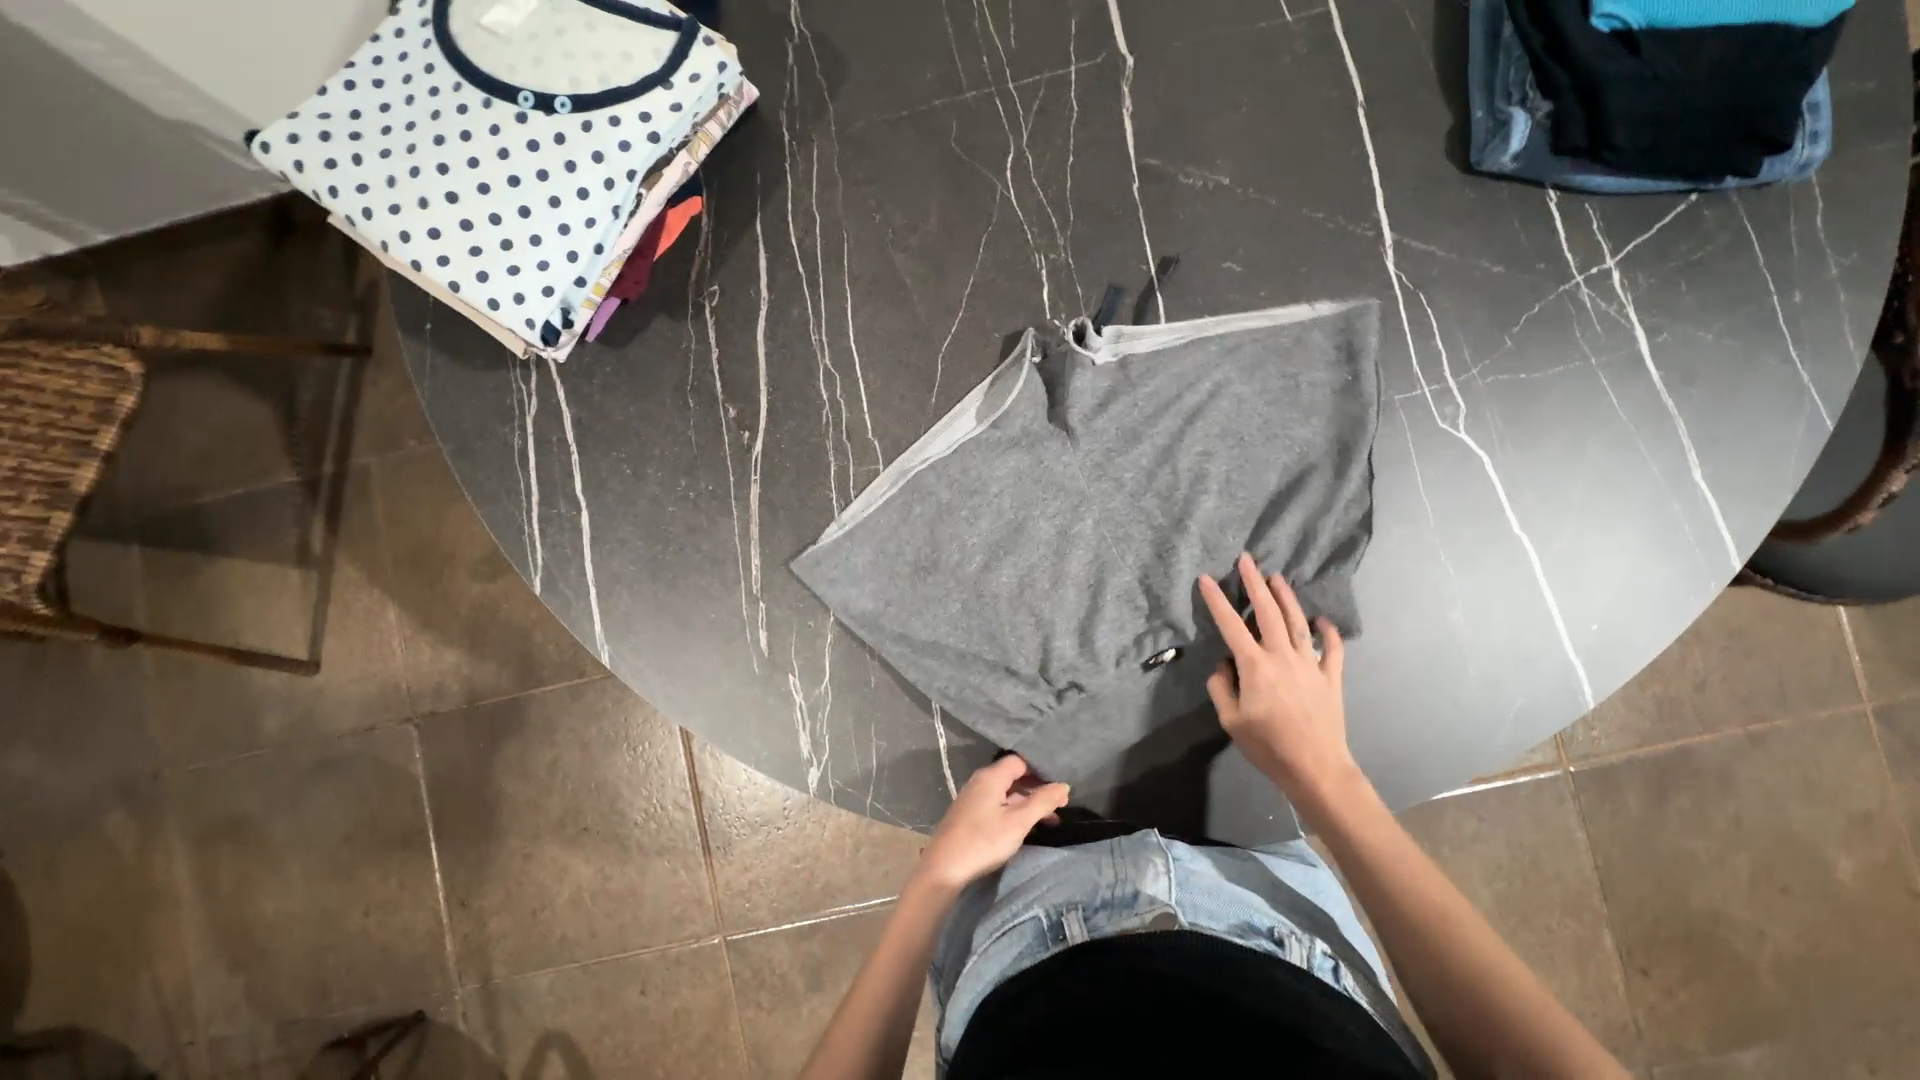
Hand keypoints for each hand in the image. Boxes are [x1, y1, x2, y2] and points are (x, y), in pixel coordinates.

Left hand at [915, 755, 1069, 891]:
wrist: (944, 868)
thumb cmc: (983, 841)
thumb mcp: (1018, 822)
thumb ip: (1042, 802)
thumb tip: (1064, 786)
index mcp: (991, 777)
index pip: (1020, 761)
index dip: (1041, 770)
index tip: (1060, 785)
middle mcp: (980, 782)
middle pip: (1013, 776)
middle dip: (1037, 788)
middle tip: (1061, 804)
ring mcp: (973, 799)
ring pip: (1006, 793)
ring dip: (1027, 803)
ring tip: (1051, 819)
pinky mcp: (969, 815)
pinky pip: (997, 805)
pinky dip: (1014, 811)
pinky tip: (1027, 827)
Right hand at [1199, 553, 1366, 822]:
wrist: (1316, 767)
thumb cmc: (1268, 746)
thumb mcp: (1230, 721)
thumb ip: (1221, 687)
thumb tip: (1224, 664)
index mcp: (1255, 666)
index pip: (1232, 625)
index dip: (1217, 601)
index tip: (1207, 579)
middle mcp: (1283, 656)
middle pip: (1268, 612)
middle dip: (1255, 583)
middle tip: (1246, 559)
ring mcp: (1311, 664)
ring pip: (1298, 622)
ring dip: (1287, 597)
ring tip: (1277, 577)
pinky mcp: (1331, 677)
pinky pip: (1332, 648)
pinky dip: (1329, 631)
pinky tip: (1322, 620)